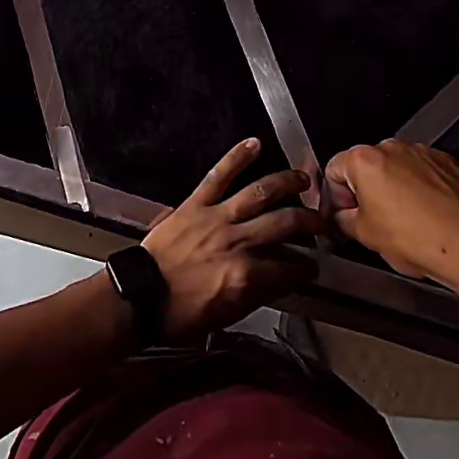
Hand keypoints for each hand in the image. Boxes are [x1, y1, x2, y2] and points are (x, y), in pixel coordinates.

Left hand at [139, 138, 321, 340]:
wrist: (138, 296)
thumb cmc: (179, 312)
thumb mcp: (226, 314)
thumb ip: (257, 292)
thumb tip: (280, 278)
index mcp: (245, 274)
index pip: (289, 268)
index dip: (305, 268)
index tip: (311, 267)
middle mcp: (236, 241)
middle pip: (285, 223)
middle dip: (310, 222)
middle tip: (320, 223)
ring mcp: (216, 218)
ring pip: (260, 192)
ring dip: (286, 183)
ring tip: (303, 180)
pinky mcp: (195, 204)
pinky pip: (218, 175)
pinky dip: (237, 157)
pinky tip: (254, 144)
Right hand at [324, 141, 458, 289]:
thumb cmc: (414, 238)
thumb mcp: (364, 235)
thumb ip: (344, 220)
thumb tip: (342, 218)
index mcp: (364, 160)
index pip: (333, 170)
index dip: (334, 197)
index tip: (341, 216)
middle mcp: (392, 147)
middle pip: (365, 165)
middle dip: (363, 190)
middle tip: (368, 220)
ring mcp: (422, 152)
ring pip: (395, 167)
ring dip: (391, 187)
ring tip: (401, 220)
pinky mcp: (446, 162)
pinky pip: (421, 171)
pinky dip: (418, 187)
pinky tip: (423, 214)